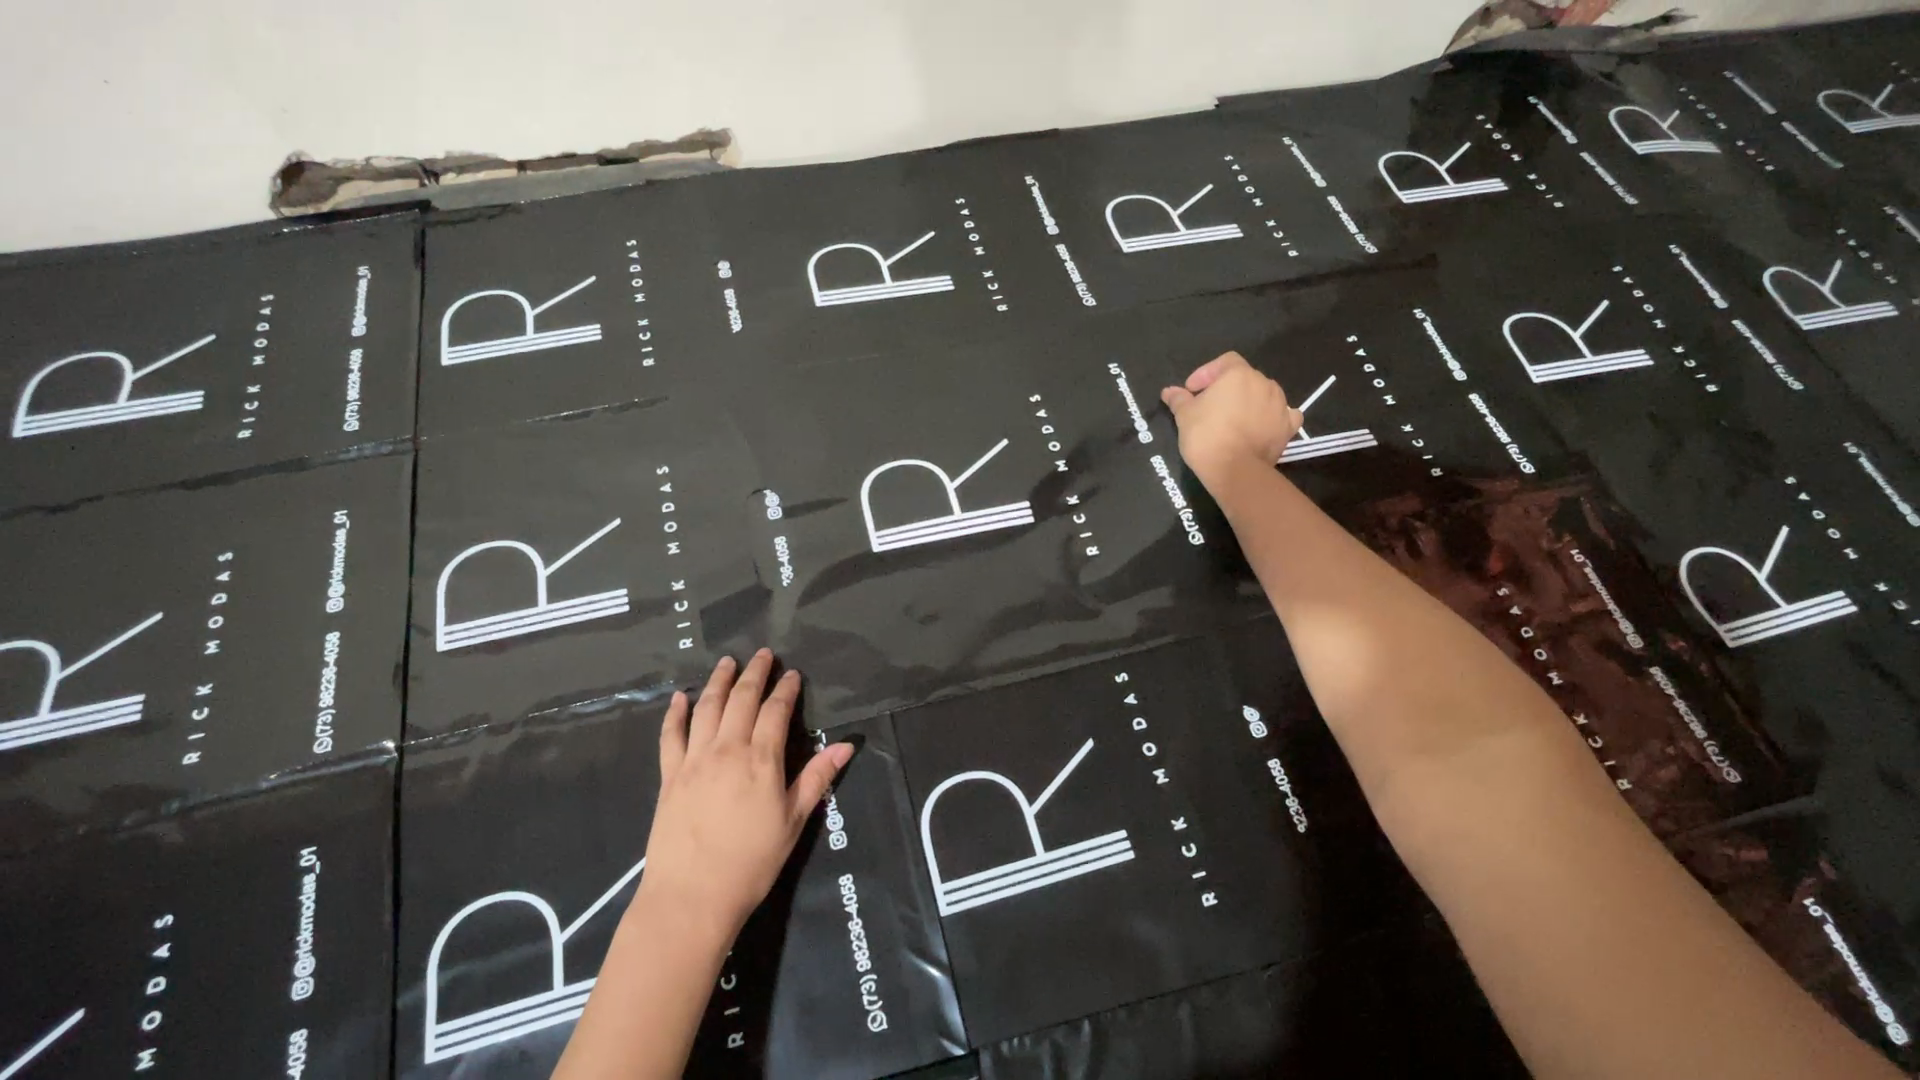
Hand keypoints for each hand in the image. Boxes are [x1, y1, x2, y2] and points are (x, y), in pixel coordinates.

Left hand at [636, 650, 853, 938]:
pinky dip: (675, 713)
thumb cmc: (752, 863)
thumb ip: (816, 779)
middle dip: (754, 674)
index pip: (776, 712)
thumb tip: (845, 745)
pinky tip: (680, 697)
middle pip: (741, 700)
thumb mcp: (794, 822)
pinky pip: (670, 735)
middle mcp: (726, 750)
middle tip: (762, 654)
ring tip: (727, 663)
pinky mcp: (668, 776)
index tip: (792, 674)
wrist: (692, 896)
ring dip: (718, 682)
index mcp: (761, 760)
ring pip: (706, 709)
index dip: (786, 690)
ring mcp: (693, 760)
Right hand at [1160, 351, 1302, 484]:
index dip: (1207, 373)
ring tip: (1233, 419)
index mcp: (1239, 375)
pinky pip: (1284, 415)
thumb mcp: (1184, 415)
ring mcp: (1280, 405)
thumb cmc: (1206, 435)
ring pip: (1264, 395)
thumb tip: (1169, 391)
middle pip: (1245, 378)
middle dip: (1227, 389)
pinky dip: (1272, 417)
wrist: (1235, 470)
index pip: (1224, 362)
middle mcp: (1264, 383)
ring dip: (1249, 402)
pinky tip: (1263, 425)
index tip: (1192, 390)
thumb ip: (1179, 399)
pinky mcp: (1289, 427)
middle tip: (1210, 406)